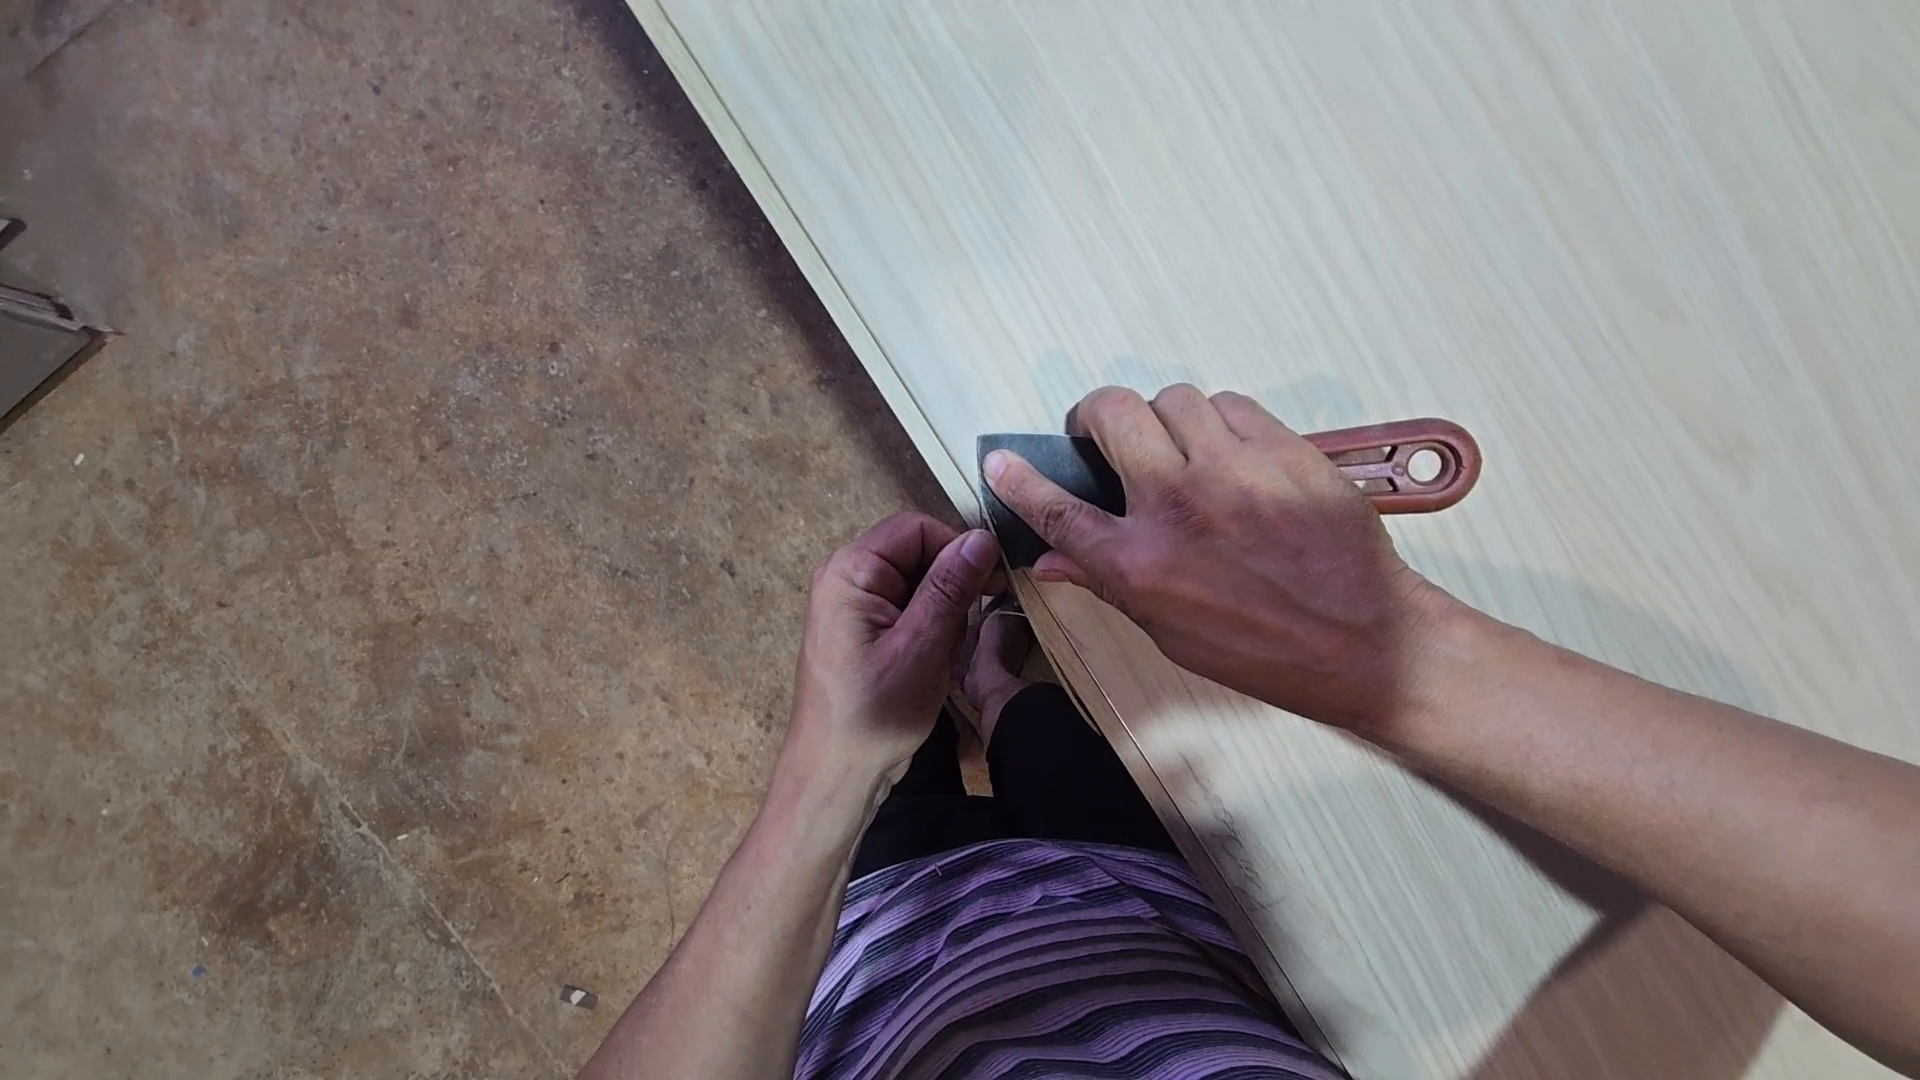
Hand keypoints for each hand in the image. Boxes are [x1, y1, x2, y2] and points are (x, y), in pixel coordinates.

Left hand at [785, 513, 1001, 786]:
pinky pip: (907, 607)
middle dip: (950, 586)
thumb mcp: (922, 647)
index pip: (916, 528)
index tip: (991, 586)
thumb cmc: (875, 714)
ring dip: (943, 612)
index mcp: (850, 571)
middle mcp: (846, 577)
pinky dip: (930, 628)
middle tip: (962, 631)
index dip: (957, 549)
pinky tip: (932, 660)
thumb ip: (950, 587)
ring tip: (942, 654)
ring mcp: (852, 605)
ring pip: (918, 582)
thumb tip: (983, 537)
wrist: (835, 775)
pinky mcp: (862, 629)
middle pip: (917, 552)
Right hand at [983, 384, 1457, 731]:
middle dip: (1095, 414)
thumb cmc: (1255, 648)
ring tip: (1177, 447)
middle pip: (1113, 414)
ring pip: (1174, 398)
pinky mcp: (1284, 449)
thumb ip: (1105, 582)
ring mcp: (1235, 470)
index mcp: (1140, 563)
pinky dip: (1217, 422)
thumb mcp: (1166, 629)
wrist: (1361, 639)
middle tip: (1104, 436)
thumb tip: (1051, 560)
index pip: (1059, 509)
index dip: (1021, 481)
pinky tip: (1227, 452)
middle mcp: (1177, 505)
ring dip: (1163, 419)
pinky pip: (1231, 405)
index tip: (1001, 460)